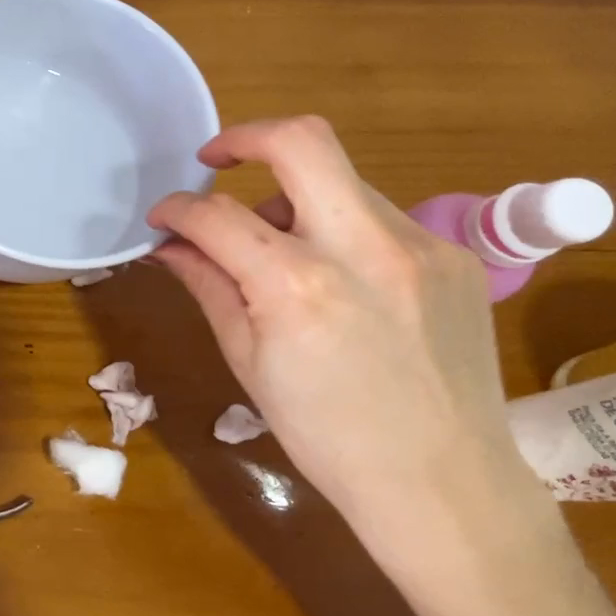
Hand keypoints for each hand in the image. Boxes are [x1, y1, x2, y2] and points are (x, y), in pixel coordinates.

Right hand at [146, 117, 538, 560]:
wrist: (438, 476)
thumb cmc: (320, 432)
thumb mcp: (246, 360)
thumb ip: (209, 287)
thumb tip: (171, 246)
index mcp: (297, 285)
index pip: (218, 216)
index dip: (176, 209)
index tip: (160, 217)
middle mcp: (364, 247)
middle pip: (304, 143)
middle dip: (245, 138)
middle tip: (213, 161)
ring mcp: (421, 245)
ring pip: (343, 182)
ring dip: (294, 198)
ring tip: (277, 251)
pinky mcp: (454, 255)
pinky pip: (379, 218)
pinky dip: (338, 229)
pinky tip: (333, 279)